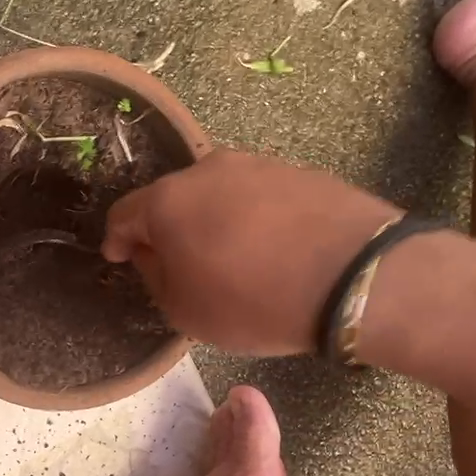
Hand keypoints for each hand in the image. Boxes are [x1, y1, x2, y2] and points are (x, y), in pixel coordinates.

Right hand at [102, 150, 400, 354]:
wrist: (359, 278)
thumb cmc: (253, 301)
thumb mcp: (184, 310)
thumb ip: (155, 277)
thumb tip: (153, 254)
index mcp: (167, 201)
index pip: (123, 215)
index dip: (116, 240)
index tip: (118, 258)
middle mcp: (207, 169)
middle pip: (170, 199)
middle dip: (165, 229)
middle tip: (173, 263)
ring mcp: (257, 164)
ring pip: (215, 194)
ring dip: (209, 222)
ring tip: (224, 258)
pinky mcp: (300, 171)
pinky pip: (256, 197)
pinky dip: (249, 219)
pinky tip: (265, 250)